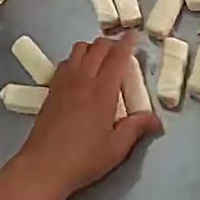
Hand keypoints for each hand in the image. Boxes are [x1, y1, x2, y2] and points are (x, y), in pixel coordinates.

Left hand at [12, 34, 161, 197]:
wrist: (44, 165)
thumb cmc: (84, 159)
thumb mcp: (116, 148)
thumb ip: (136, 128)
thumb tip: (156, 120)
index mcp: (102, 90)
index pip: (117, 57)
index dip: (126, 43)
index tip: (133, 34)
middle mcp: (82, 79)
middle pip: (97, 47)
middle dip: (111, 43)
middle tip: (121, 51)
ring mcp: (64, 81)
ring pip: (79, 49)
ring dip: (92, 48)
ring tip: (101, 60)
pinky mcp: (51, 88)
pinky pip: (66, 62)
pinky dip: (77, 59)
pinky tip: (81, 74)